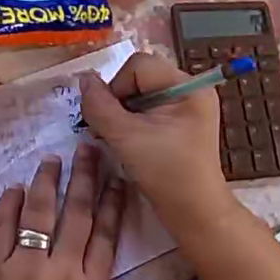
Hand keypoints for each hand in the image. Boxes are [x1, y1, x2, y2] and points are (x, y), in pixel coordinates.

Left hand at [0, 147, 151, 279]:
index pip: (105, 238)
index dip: (113, 205)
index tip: (119, 179)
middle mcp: (60, 272)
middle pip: (76, 215)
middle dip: (85, 178)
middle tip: (89, 148)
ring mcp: (24, 267)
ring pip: (39, 213)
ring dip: (47, 183)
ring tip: (52, 158)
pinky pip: (1, 228)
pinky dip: (7, 205)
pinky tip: (14, 187)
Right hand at [78, 51, 232, 214]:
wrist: (195, 214)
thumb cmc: (165, 174)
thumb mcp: (125, 137)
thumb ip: (99, 105)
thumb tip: (84, 79)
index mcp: (188, 87)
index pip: (139, 65)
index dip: (117, 87)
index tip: (111, 119)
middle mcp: (192, 90)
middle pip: (140, 77)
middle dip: (120, 101)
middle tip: (112, 131)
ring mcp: (188, 107)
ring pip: (141, 94)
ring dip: (124, 113)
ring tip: (121, 139)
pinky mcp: (182, 123)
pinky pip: (150, 109)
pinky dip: (134, 122)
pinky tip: (131, 142)